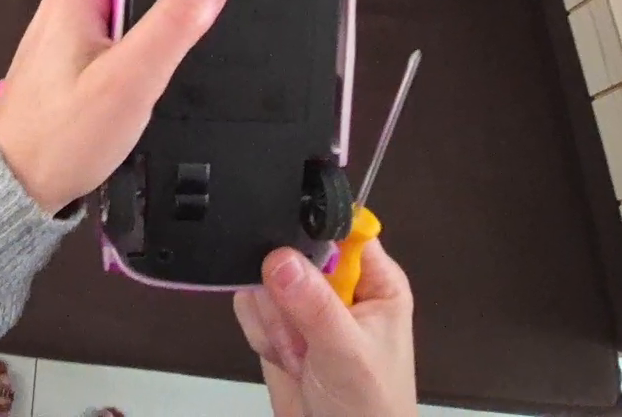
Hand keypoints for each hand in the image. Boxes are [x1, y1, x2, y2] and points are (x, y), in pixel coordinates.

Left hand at [0, 0, 229, 212]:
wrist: (20, 185)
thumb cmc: (63, 134)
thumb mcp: (130, 78)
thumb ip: (171, 27)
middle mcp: (63, 9)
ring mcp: (62, 37)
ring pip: (116, 7)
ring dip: (147, 14)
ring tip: (183, 34)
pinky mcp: (66, 65)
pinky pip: (107, 36)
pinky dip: (133, 42)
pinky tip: (151, 66)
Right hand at [233, 241, 417, 416]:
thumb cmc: (369, 412)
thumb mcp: (348, 357)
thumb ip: (314, 305)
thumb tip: (278, 256)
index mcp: (374, 278)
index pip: (341, 225)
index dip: (310, 224)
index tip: (285, 245)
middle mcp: (338, 281)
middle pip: (290, 245)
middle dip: (283, 290)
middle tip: (297, 328)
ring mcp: (303, 300)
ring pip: (263, 275)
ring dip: (273, 319)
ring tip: (297, 354)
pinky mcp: (276, 319)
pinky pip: (248, 302)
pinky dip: (259, 333)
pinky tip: (283, 358)